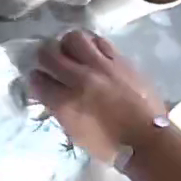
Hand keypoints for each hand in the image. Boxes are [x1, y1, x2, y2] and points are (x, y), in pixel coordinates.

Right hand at [28, 29, 166, 162]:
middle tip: (49, 61)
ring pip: (74, 38)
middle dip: (44, 56)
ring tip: (71, 52)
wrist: (146, 138)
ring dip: (67, 44)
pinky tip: (91, 52)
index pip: (37, 79)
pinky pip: (99, 42)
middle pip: (50, 54)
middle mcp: (80, 79)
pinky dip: (90, 44)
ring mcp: (102, 67)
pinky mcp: (121, 61)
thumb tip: (48, 91)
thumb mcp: (72, 130)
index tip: (38, 80)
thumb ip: (57, 107)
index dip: (35, 78)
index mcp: (65, 102)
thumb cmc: (105, 142)